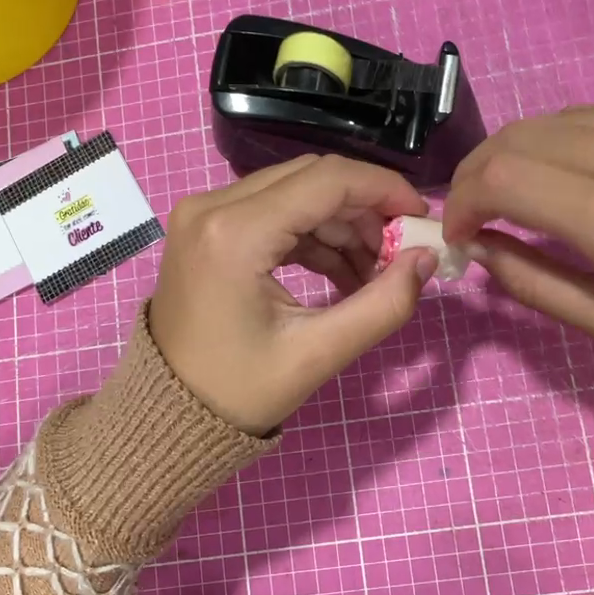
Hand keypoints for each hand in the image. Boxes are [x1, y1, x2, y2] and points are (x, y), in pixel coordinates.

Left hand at [150, 155, 436, 434]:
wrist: (167, 414)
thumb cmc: (237, 391)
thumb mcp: (317, 354)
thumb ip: (382, 305)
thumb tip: (425, 261)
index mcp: (235, 232)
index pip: (327, 180)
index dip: (385, 191)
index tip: (422, 221)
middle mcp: (213, 206)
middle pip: (312, 180)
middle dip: (366, 212)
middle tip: (401, 255)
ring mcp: (205, 214)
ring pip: (296, 194)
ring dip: (342, 227)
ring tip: (375, 276)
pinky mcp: (207, 228)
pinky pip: (274, 214)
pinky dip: (313, 238)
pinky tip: (343, 276)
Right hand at [443, 100, 593, 350]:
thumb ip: (535, 284)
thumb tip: (480, 245)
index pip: (504, 178)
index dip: (463, 202)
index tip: (459, 233)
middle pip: (515, 139)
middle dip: (476, 176)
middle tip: (474, 215)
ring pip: (545, 121)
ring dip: (511, 157)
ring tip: (513, 197)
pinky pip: (586, 114)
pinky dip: (554, 143)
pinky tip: (562, 176)